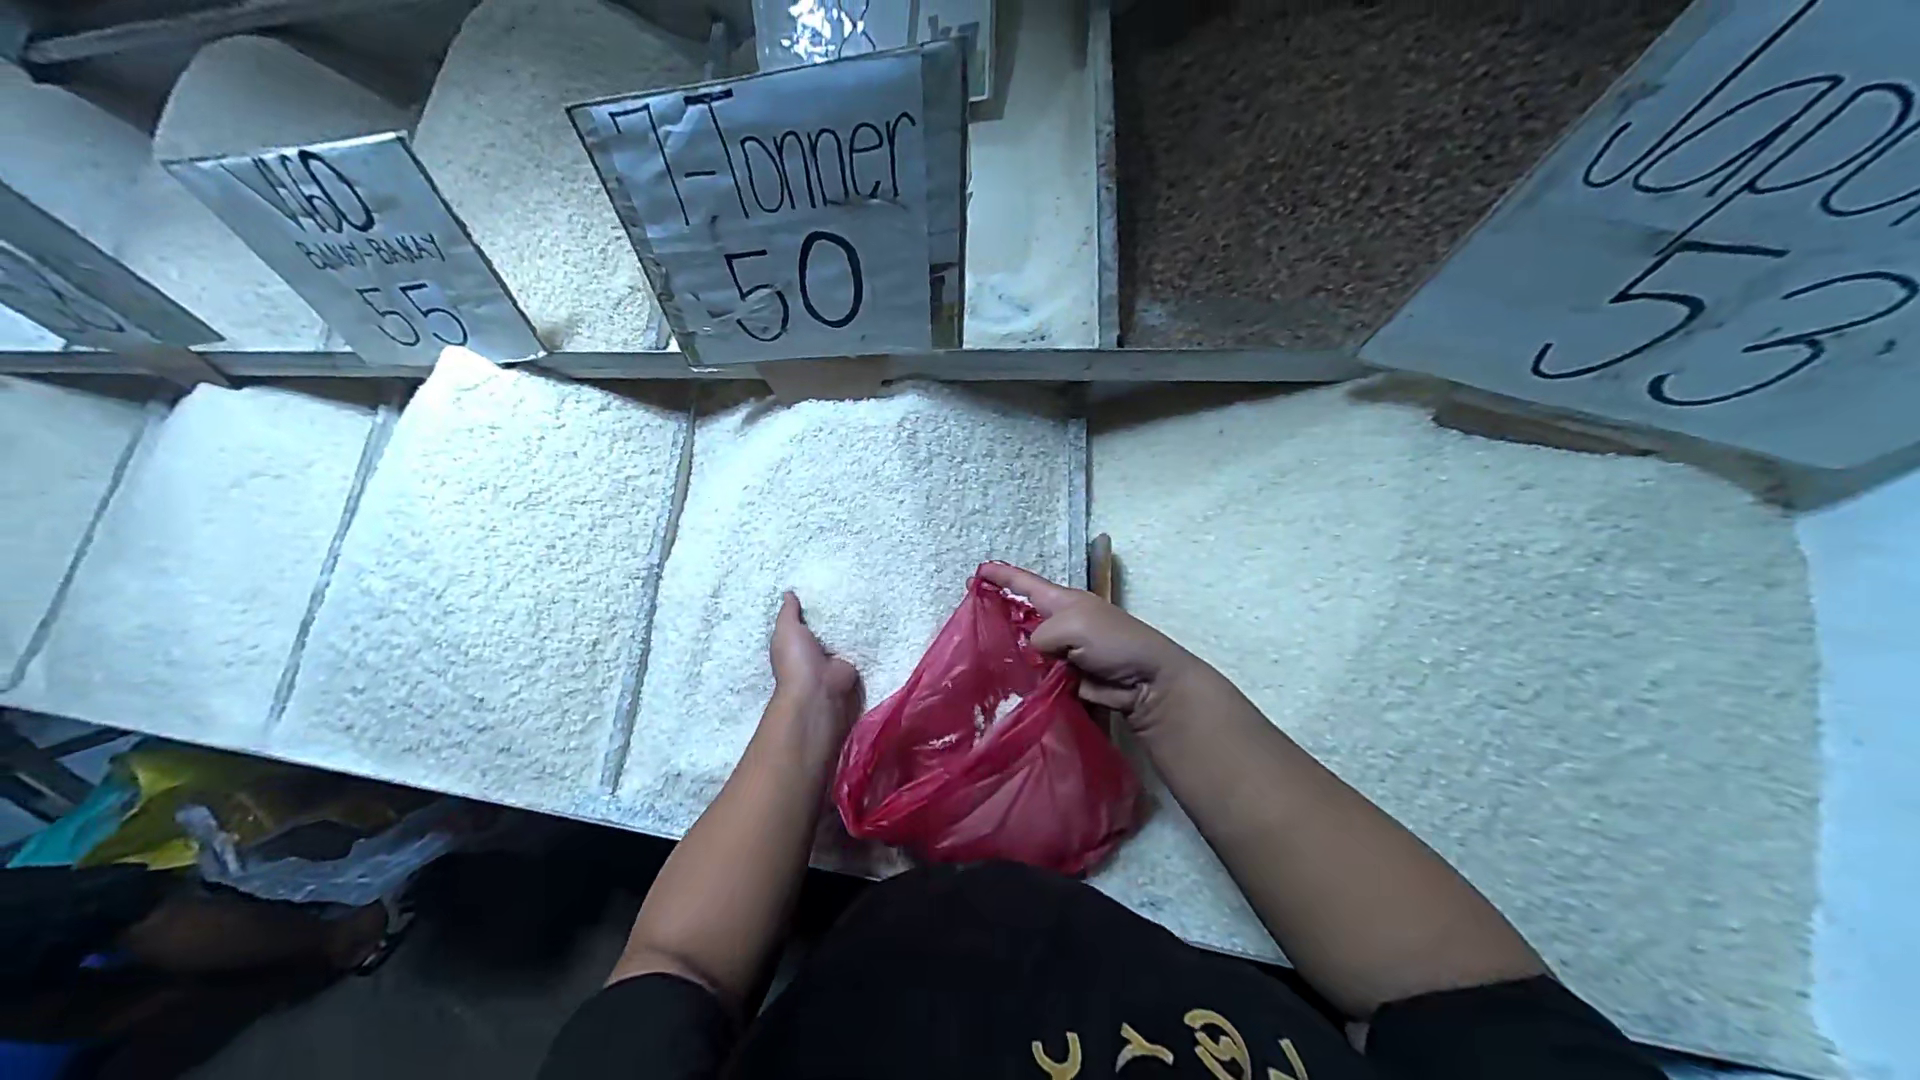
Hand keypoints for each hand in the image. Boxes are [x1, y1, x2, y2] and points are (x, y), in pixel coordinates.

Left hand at [767, 591, 860, 732]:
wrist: (818, 688)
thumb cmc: (796, 659)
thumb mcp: (786, 629)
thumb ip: (788, 612)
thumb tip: (788, 592)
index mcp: (795, 641)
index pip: (804, 619)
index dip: (810, 604)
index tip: (823, 584)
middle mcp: (814, 648)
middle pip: (825, 624)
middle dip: (833, 611)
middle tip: (847, 586)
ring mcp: (833, 655)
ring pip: (842, 632)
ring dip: (850, 621)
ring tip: (862, 594)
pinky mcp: (851, 660)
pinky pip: (857, 643)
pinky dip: (863, 633)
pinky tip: (871, 614)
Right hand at [977, 562, 1204, 733]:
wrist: (1145, 682)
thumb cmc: (1113, 641)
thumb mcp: (1072, 625)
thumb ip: (1040, 635)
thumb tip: (1033, 655)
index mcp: (1061, 600)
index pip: (1025, 582)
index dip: (1001, 575)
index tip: (976, 572)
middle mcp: (1058, 623)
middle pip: (1020, 616)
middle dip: (997, 616)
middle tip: (972, 621)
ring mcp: (1060, 651)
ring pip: (1024, 648)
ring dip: (1008, 653)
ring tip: (982, 656)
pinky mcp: (1062, 677)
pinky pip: (1034, 674)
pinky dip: (1023, 678)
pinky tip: (1004, 682)